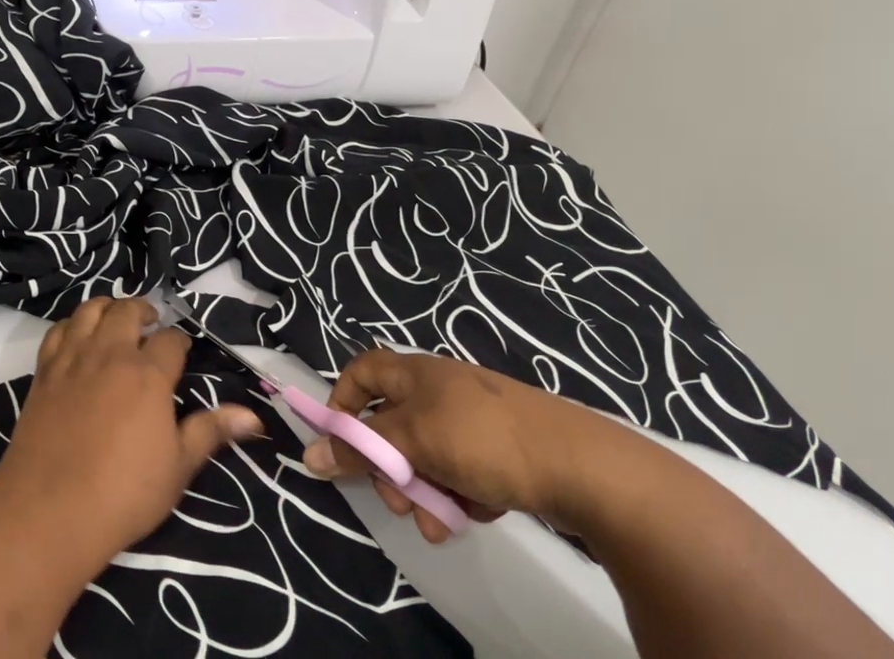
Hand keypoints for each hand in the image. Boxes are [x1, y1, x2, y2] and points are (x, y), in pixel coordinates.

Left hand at [0, 297, 264, 559]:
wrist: (50, 508)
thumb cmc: (125, 492)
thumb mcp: (178, 466)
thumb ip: (210, 431)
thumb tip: (252, 416)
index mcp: (148, 375)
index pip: (170, 340)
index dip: (180, 342)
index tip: (181, 353)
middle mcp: (110, 355)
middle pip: (126, 312)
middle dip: (143, 312)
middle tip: (150, 324)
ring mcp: (72, 360)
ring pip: (89, 311)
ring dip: (106, 308)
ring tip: (116, 320)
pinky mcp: (43, 372)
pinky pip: (57, 331)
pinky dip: (71, 325)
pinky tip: (78, 338)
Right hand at [303, 349, 628, 541]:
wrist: (585, 467)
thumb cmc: (486, 440)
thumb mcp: (414, 442)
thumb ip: (361, 450)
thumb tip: (308, 456)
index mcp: (417, 374)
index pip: (363, 370)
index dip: (344, 400)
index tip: (341, 441)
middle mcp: (442, 390)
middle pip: (392, 425)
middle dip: (389, 468)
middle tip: (398, 500)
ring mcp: (475, 420)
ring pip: (426, 456)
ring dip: (424, 492)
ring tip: (441, 523)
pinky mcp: (503, 451)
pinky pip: (461, 471)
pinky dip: (459, 495)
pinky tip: (475, 514)